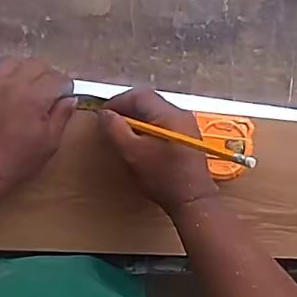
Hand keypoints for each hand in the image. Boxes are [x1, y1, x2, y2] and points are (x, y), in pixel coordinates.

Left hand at [0, 59, 76, 188]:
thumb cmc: (18, 160)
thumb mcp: (49, 143)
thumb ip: (61, 116)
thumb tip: (70, 99)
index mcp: (35, 96)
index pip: (56, 77)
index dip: (64, 86)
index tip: (65, 96)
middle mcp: (13, 83)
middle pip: (35, 64)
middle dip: (46, 74)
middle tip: (47, 91)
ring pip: (11, 62)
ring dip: (21, 70)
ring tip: (24, 85)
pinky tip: (0, 85)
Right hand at [100, 89, 219, 214]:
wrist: (193, 200)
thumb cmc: (162, 178)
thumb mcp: (132, 153)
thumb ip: (115, 129)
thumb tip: (105, 114)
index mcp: (169, 115)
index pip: (140, 95)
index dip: (118, 101)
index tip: (103, 113)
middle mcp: (182, 114)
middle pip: (150, 101)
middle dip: (128, 108)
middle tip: (110, 121)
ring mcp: (188, 125)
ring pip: (157, 112)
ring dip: (138, 117)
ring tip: (122, 131)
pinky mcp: (189, 137)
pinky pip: (165, 123)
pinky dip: (150, 126)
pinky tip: (140, 140)